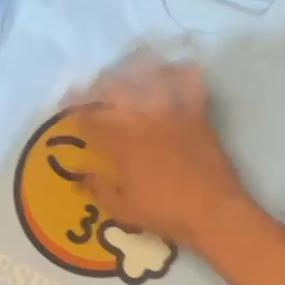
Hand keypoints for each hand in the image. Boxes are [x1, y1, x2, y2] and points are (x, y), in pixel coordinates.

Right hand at [73, 58, 253, 247]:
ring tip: (127, 72)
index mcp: (121, 143)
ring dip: (134, 71)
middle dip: (98, 87)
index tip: (69, 112)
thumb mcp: (122, 209)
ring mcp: (172, 114)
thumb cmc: (164, 213)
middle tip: (92, 91)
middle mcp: (144, 120)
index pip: (90, 119)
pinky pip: (189, 84)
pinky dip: (180, 73)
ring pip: (150, 78)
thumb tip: (82, 177)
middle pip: (114, 89)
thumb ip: (98, 189)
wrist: (214, 212)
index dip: (75, 113)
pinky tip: (173, 71)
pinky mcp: (197, 116)